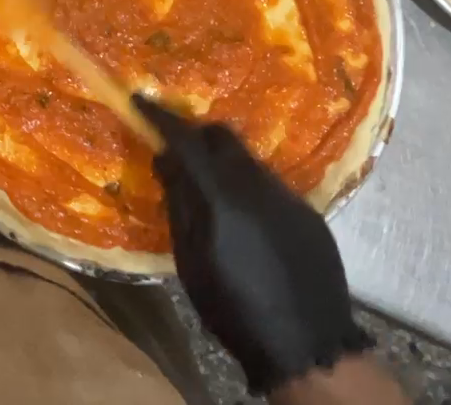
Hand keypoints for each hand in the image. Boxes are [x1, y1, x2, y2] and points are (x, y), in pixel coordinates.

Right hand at [134, 96, 371, 396]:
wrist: (308, 347)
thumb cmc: (233, 307)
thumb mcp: (190, 258)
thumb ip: (179, 202)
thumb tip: (166, 159)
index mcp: (221, 196)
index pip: (185, 139)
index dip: (160, 117)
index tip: (140, 102)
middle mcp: (256, 185)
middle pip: (222, 136)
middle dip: (196, 134)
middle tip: (177, 149)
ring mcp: (288, 197)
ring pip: (247, 160)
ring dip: (223, 162)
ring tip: (210, 189)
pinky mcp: (309, 214)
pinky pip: (270, 184)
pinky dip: (248, 186)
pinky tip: (245, 218)